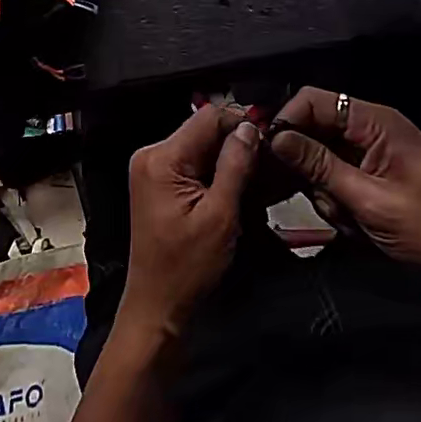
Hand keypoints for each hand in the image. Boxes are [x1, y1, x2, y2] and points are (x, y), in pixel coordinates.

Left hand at [118, 104, 260, 336]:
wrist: (157, 304)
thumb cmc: (187, 266)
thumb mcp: (220, 215)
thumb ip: (235, 166)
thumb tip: (250, 127)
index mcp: (161, 158)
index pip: (207, 117)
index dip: (240, 124)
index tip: (269, 143)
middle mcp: (151, 154)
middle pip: (202, 130)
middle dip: (235, 143)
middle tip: (267, 165)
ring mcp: (151, 167)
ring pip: (200, 145)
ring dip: (227, 159)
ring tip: (255, 180)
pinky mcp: (157, 181)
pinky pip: (191, 162)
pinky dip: (213, 172)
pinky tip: (233, 189)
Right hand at [269, 87, 420, 290]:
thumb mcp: (369, 200)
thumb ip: (319, 165)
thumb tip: (275, 136)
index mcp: (375, 121)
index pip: (312, 100)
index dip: (286, 121)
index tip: (270, 155)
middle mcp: (370, 129)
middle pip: (312, 130)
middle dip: (307, 167)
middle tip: (323, 200)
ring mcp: (371, 153)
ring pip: (319, 159)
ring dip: (324, 191)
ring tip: (349, 218)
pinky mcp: (372, 175)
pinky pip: (335, 178)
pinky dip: (337, 201)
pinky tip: (355, 223)